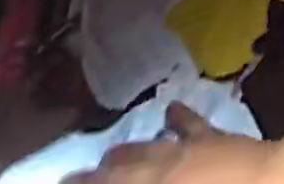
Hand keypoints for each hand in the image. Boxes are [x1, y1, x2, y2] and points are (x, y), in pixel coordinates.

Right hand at [64, 104, 276, 183]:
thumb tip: (142, 180)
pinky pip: (191, 125)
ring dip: (126, 153)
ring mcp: (188, 153)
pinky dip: (179, 117)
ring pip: (148, 150)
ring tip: (108, 153)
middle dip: (93, 180)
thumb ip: (150, 183)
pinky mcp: (214, 138)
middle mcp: (162, 174)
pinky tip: (171, 107)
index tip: (69, 183)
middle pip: (120, 177)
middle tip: (69, 177)